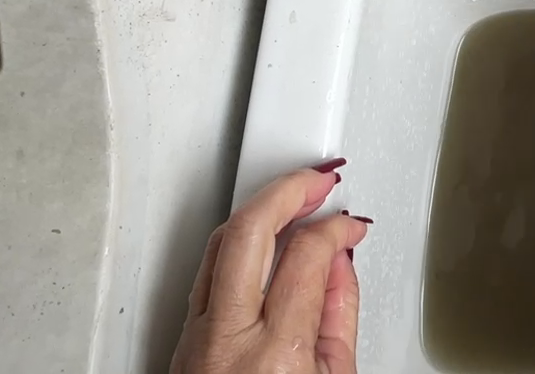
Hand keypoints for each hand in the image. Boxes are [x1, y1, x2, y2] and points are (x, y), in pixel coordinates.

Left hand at [171, 160, 370, 373]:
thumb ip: (341, 316)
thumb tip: (342, 261)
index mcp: (274, 359)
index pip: (308, 255)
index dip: (337, 226)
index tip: (352, 224)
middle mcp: (226, 344)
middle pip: (248, 232)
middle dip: (289, 189)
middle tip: (320, 179)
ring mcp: (196, 343)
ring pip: (218, 243)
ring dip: (260, 208)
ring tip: (294, 195)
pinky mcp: (181, 345)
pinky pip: (208, 272)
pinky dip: (239, 242)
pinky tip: (263, 234)